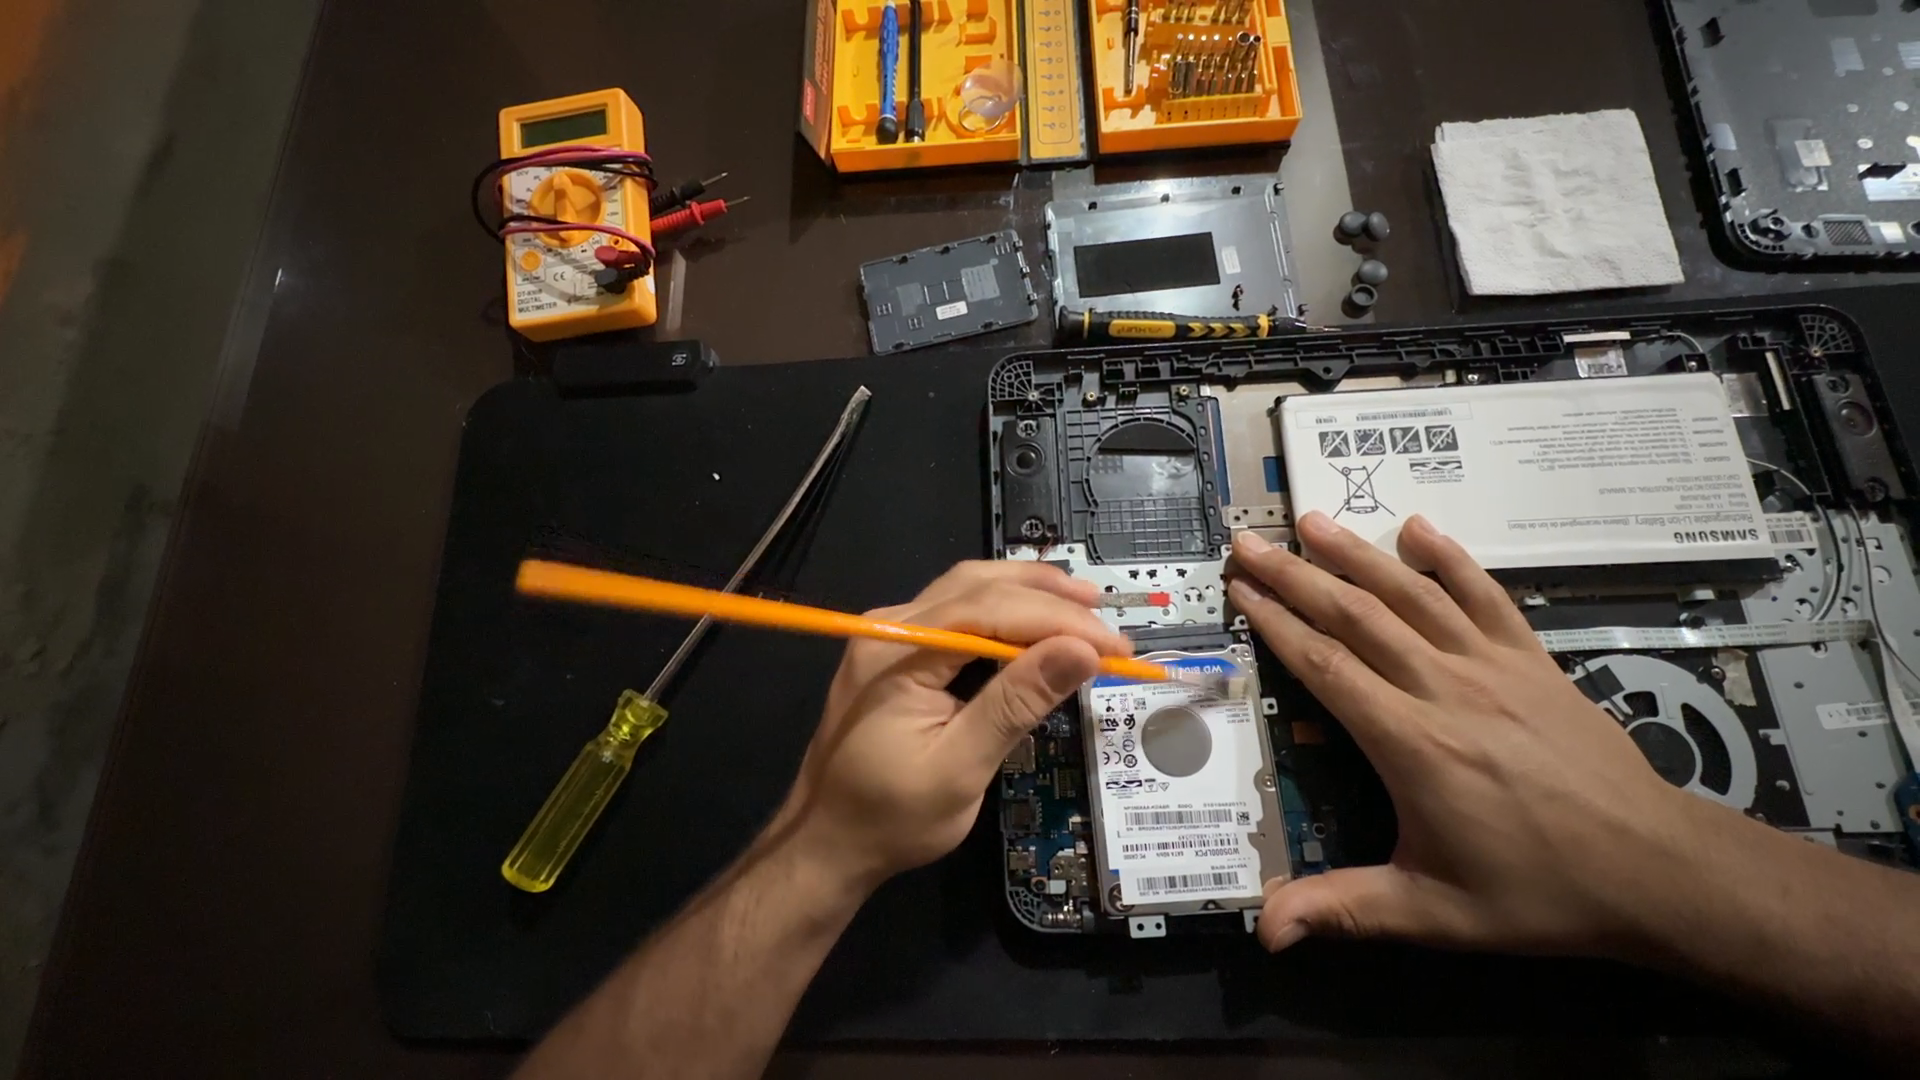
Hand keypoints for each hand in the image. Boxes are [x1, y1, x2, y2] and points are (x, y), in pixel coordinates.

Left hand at [774, 561, 1128, 889]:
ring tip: (1084, 606)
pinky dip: (1005, 611)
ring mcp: (891, 633)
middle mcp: (891, 626)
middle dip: (1049, 598)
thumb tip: (1082, 651)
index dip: (1057, 620)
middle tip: (1108, 622)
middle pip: (978, 585)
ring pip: (969, 588)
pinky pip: (958, 610)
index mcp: (897, 652)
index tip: (1113, 647)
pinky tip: (1037, 623)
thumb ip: (1017, 703)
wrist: (827, 841)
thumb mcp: (960, 768)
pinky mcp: (899, 648)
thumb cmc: (890, 818)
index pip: (989, 609)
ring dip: (1029, 593)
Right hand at [1229, 512, 1737, 959]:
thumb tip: (1265, 930)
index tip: (1239, 590)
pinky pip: (1487, 596)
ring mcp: (1492, 667)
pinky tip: (1418, 528)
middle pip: (1356, 615)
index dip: (1276, 622)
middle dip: (1294, 575)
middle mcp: (1444, 689)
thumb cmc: (1537, 891)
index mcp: (1411, 742)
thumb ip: (1344, 910)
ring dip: (1356, 554)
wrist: (1662, 874)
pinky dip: (1451, 559)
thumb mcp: (1433, 913)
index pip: (1326, 665)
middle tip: (1248, 543)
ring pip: (1412, 594)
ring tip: (1310, 523)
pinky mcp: (1532, 660)